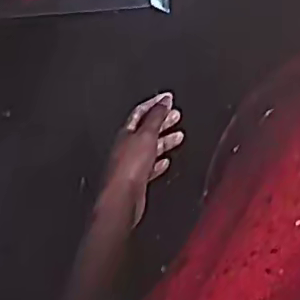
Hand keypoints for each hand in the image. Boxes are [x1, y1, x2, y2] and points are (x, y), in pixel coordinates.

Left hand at [97, 92, 184, 228]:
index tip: (168, 98)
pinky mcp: (135, 181)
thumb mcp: (147, 134)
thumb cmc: (129, 168)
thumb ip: (156, 116)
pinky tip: (165, 161)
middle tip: (176, 115)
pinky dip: (159, 162)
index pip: (141, 112)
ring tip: (178, 136)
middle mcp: (126, 147)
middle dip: (162, 121)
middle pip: (146, 129)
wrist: (121, 201)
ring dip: (165, 140)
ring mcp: (130, 165)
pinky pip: (149, 166)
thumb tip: (164, 100)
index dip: (155, 103)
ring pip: (150, 147)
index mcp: (126, 133)